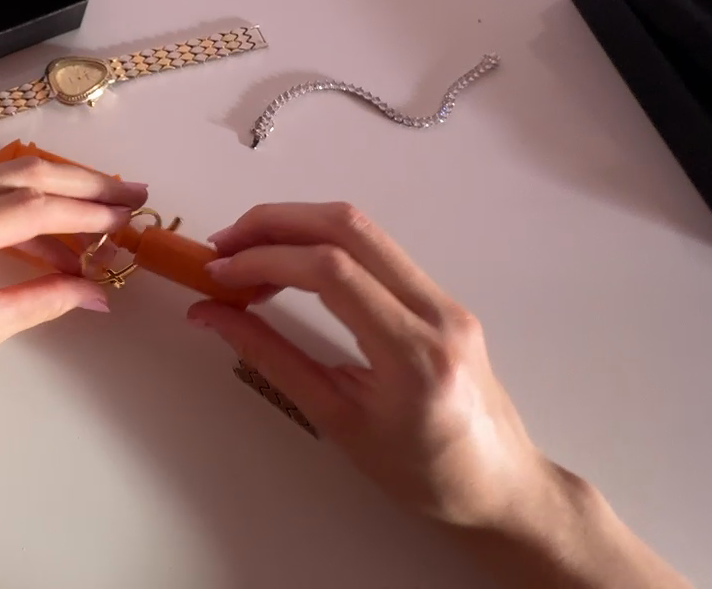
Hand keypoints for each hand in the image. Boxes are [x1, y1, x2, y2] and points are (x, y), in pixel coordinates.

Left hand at [0, 157, 146, 405]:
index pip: (31, 208)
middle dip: (81, 184)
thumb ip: (43, 301)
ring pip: (3, 178)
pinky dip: (22, 205)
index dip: (85, 212)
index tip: (129, 217)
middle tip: (132, 195)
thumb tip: (99, 292)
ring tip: (104, 212)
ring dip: (55, 190)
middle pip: (21, 176)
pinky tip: (54, 233)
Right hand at [187, 203, 554, 529]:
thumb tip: (207, 313)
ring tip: (245, 254)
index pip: (332, 271)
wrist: (505, 488)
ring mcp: (442, 296)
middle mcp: (435, 310)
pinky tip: (284, 265)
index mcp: (414, 353)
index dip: (264, 259)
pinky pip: (367, 245)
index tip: (217, 272)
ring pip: (357, 226)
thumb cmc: (420, 470)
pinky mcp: (435, 292)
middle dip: (272, 223)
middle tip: (223, 245)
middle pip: (346, 227)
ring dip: (290, 226)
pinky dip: (313, 241)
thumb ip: (268, 356)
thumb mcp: (334, 418)